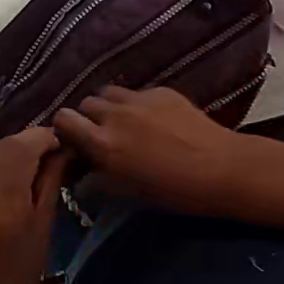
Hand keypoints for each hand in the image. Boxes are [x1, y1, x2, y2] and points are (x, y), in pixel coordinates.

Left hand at [0, 128, 67, 283]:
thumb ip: (51, 181)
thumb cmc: (20, 273)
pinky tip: (21, 174)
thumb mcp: (44, 226)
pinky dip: (5, 163)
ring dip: (19, 150)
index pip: (24, 145)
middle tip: (59, 151)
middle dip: (34, 141)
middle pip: (7, 145)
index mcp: (1, 197)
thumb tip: (62, 149)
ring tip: (43, 162)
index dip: (46, 137)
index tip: (67, 143)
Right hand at [53, 87, 251, 215]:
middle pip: (86, 103)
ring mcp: (140, 99)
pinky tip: (155, 120)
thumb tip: (82, 175)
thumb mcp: (127, 193)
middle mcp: (116, 115)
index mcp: (103, 143)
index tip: (77, 142)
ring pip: (110, 92)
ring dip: (111, 106)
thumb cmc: (172, 190)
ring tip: (126, 123)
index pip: (63, 119)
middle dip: (89, 118)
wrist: (220, 168)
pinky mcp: (162, 91)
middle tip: (104, 135)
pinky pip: (137, 92)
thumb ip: (98, 179)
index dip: (66, 129)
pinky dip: (137, 104)